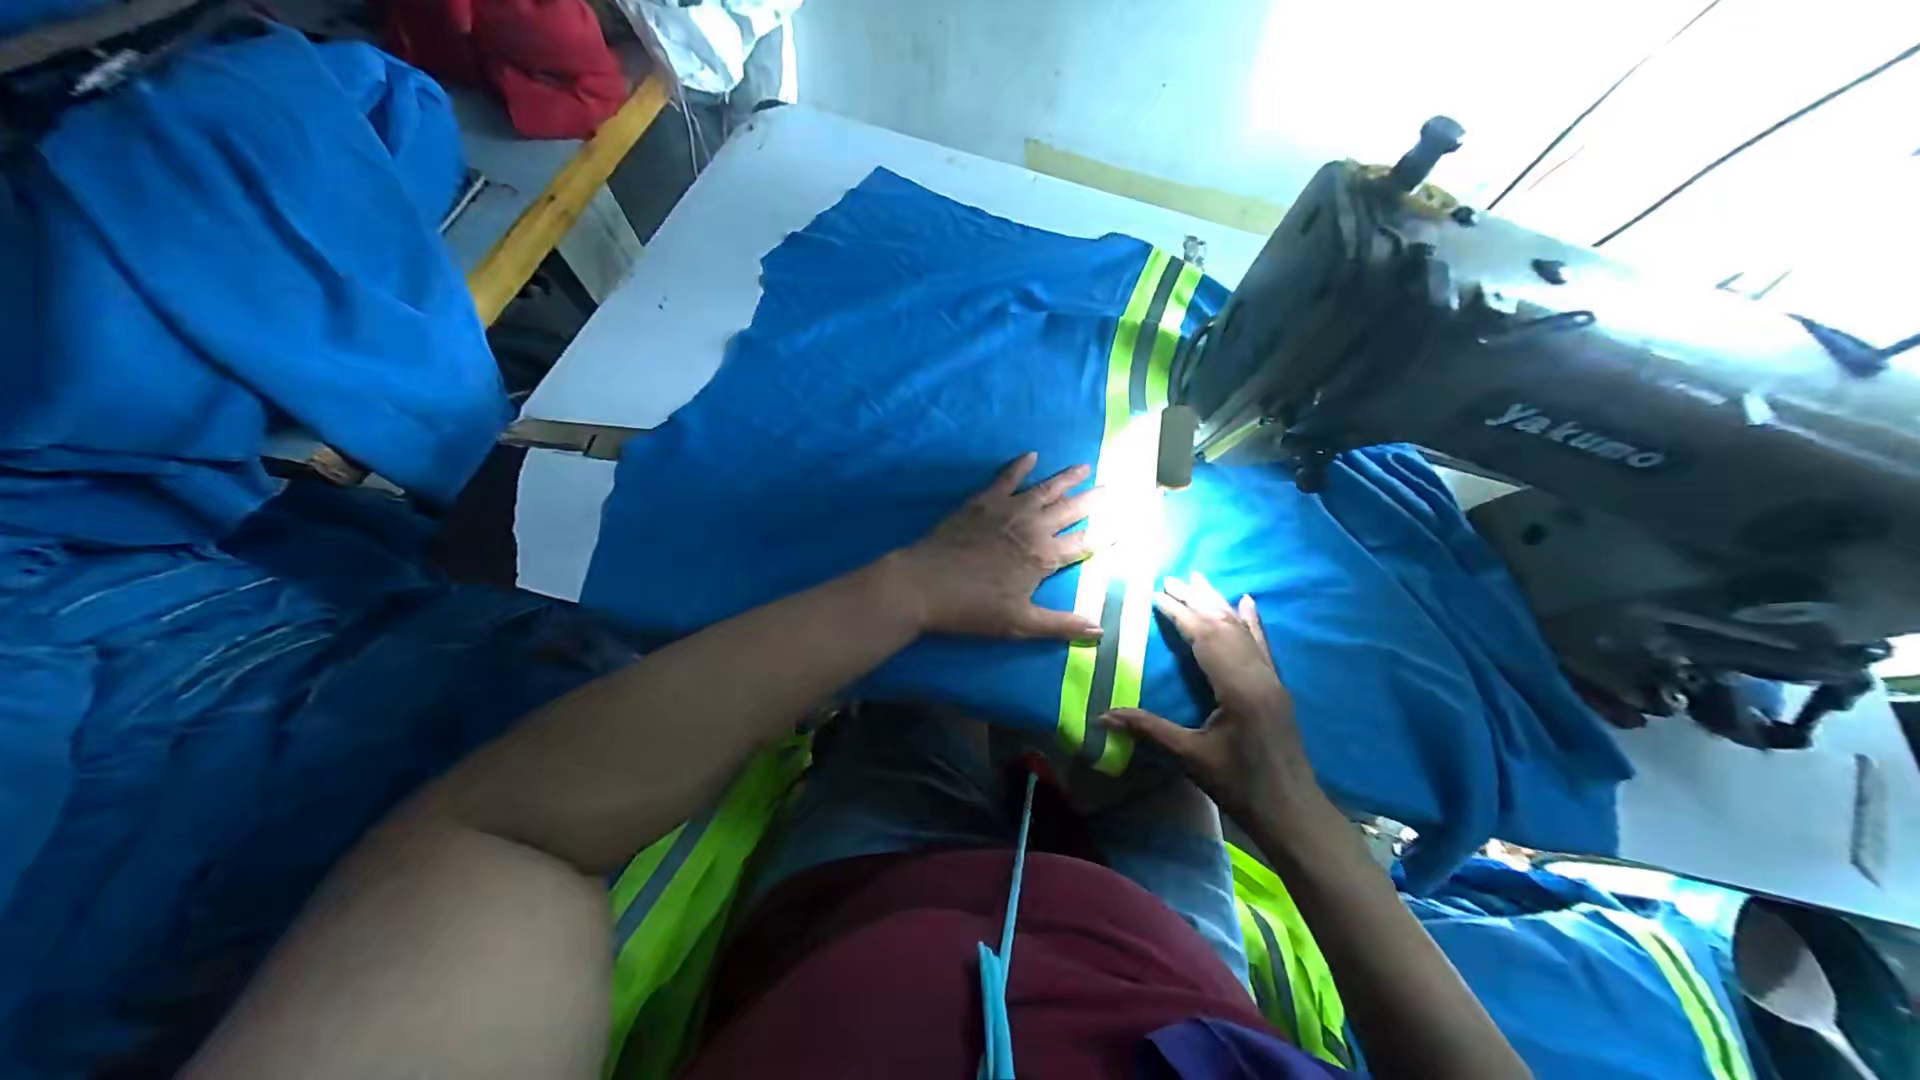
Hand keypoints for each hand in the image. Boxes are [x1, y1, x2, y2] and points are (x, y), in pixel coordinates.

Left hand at [893, 452, 1103, 640]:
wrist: (925, 584)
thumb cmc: (972, 608)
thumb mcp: (1020, 624)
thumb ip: (1061, 625)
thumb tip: (1100, 630)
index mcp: (1044, 558)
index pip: (1083, 544)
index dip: (1104, 535)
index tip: (1121, 526)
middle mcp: (1033, 528)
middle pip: (1069, 510)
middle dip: (1091, 500)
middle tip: (1110, 488)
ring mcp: (1008, 510)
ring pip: (1045, 489)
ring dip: (1066, 478)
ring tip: (1084, 467)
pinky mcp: (983, 501)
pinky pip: (1007, 478)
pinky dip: (1020, 466)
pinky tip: (1031, 455)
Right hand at [1103, 572, 1316, 816]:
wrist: (1292, 811)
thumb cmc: (1239, 786)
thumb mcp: (1190, 758)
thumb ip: (1148, 730)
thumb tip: (1102, 715)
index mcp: (1238, 689)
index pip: (1204, 639)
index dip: (1179, 614)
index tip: (1156, 594)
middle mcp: (1258, 675)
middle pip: (1224, 626)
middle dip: (1196, 600)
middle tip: (1171, 577)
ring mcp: (1272, 679)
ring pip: (1243, 631)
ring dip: (1219, 603)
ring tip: (1199, 578)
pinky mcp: (1277, 687)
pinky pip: (1262, 644)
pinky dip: (1252, 620)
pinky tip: (1248, 601)